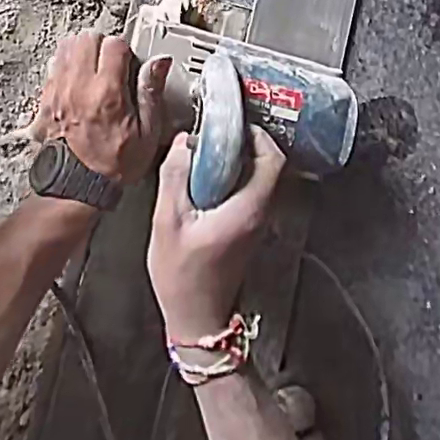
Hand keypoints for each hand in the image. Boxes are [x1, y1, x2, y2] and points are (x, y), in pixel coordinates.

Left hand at [32, 31, 171, 183]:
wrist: (76, 186)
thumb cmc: (111, 165)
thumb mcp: (147, 133)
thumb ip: (151, 92)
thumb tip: (159, 64)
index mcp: (107, 92)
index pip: (114, 44)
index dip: (125, 50)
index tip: (129, 63)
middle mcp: (79, 87)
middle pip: (86, 39)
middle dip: (101, 45)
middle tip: (110, 62)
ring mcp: (58, 92)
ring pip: (66, 48)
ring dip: (81, 53)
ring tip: (93, 69)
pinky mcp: (45, 101)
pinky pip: (52, 69)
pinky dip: (65, 69)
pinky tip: (76, 84)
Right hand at [147, 128, 283, 340]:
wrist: (196, 317)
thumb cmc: (182, 276)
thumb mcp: (168, 221)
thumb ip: (175, 177)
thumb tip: (183, 142)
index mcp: (248, 209)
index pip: (272, 160)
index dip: (258, 134)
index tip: (233, 122)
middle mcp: (260, 214)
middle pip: (268, 165)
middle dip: (245, 141)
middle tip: (216, 130)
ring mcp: (256, 223)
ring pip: (259, 176)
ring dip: (238, 158)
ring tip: (206, 149)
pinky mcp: (246, 229)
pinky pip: (248, 190)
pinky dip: (232, 175)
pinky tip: (204, 176)